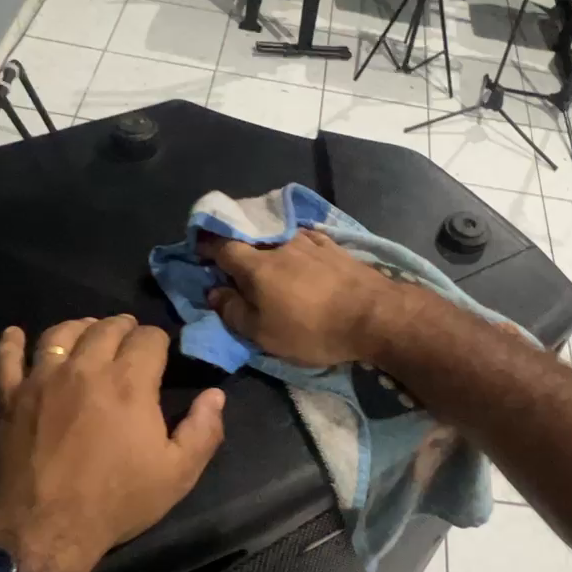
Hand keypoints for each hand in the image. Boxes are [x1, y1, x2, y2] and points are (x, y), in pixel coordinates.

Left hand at [0, 316, 225, 571]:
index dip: (160, 340)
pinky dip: (12, 342)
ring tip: (88, 333)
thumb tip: (215, 395)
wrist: (43, 530)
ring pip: (60, 333)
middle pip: (105, 328)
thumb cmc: (116, 501)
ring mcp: (41, 380)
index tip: (163, 354)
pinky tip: (16, 336)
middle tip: (131, 340)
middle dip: (124, 328)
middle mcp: (85, 369)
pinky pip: (6, 358)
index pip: (148, 337)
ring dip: (79, 327)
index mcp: (129, 383)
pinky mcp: (8, 398)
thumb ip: (203, 430)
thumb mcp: (178, 474)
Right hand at [200, 229, 412, 366]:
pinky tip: (299, 253)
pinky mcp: (334, 247)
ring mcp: (310, 242)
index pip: (222, 247)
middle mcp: (280, 244)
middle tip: (231, 260)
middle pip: (250, 239)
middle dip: (236, 246)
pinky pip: (305, 241)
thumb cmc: (312, 330)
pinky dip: (294, 247)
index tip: (198, 252)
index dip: (206, 248)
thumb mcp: (264, 334)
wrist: (373, 315)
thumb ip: (234, 311)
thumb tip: (214, 292)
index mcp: (256, 264)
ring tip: (266, 259)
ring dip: (267, 246)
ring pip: (278, 238)